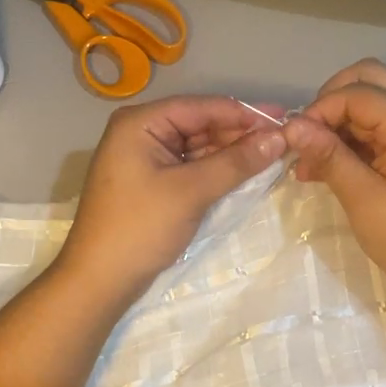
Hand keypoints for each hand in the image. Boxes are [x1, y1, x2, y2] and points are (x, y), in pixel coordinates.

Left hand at [55, 95, 286, 301]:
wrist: (100, 279)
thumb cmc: (141, 227)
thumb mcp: (191, 191)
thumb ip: (236, 162)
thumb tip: (279, 138)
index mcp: (140, 123)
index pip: (202, 107)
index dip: (245, 113)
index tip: (284, 119)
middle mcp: (140, 133)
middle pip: (200, 124)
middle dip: (240, 133)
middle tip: (285, 141)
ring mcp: (145, 159)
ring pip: (198, 147)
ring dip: (232, 152)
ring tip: (273, 155)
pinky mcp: (151, 183)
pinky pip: (190, 167)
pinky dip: (217, 170)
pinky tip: (246, 173)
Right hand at [283, 60, 385, 298]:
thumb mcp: (361, 198)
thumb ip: (329, 156)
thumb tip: (291, 126)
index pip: (358, 93)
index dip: (321, 109)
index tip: (295, 140)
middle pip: (370, 79)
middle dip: (332, 101)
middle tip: (309, 136)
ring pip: (373, 100)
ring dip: (339, 121)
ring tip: (310, 161)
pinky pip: (379, 125)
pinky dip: (352, 137)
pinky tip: (325, 168)